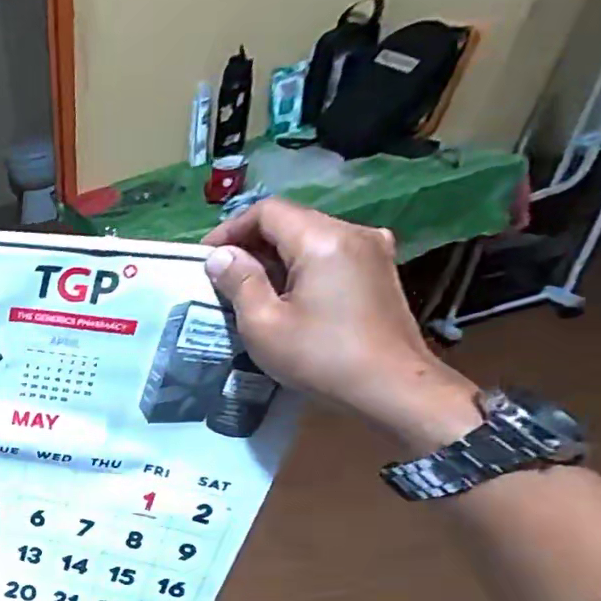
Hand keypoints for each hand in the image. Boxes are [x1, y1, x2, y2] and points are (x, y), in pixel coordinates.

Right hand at [202, 198, 479, 449]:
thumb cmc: (321, 358)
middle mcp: (352, 233)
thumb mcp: (263, 324)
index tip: (206, 258)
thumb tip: (220, 256)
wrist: (393, 389)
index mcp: (323, 239)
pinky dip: (302, 266)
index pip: (267, 211)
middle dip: (252, 243)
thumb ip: (239, 282)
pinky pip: (331, 254)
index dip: (230, 229)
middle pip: (291, 221)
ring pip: (311, 237)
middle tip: (224, 275)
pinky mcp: (379, 271)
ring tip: (250, 287)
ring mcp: (373, 250)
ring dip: (276, 255)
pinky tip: (288, 295)